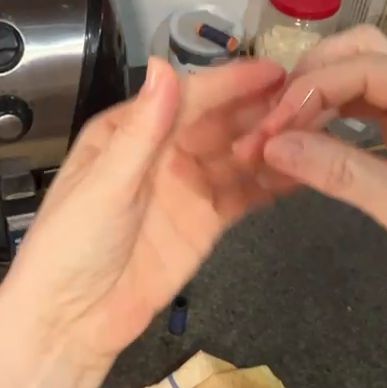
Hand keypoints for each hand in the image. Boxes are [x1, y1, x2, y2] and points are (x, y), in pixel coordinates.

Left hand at [2, 57, 285, 365]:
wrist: (72, 321)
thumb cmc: (71, 246)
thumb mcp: (104, 185)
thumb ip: (142, 130)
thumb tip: (164, 66)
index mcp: (130, 131)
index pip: (189, 98)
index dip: (232, 84)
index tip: (274, 73)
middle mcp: (163, 151)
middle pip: (220, 122)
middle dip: (261, 111)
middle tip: (308, 102)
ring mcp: (187, 186)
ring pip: (238, 155)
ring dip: (272, 144)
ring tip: (315, 133)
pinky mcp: (206, 221)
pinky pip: (244, 194)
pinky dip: (271, 183)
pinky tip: (301, 172)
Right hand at [234, 26, 386, 320]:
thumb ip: (337, 170)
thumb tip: (270, 145)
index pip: (369, 68)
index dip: (313, 90)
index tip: (269, 126)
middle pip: (363, 55)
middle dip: (312, 83)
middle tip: (270, 123)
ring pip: (359, 76)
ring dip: (317, 98)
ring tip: (278, 131)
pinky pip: (365, 105)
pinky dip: (332, 116)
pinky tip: (304, 136)